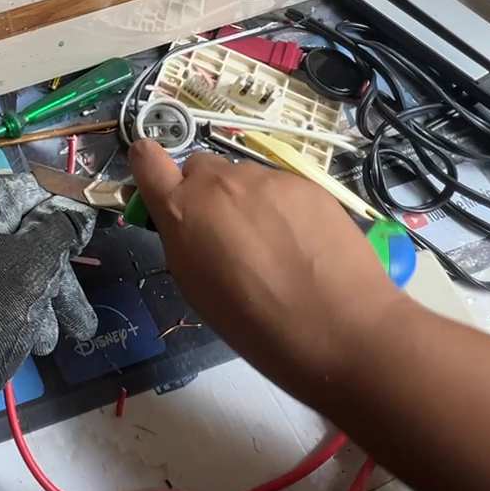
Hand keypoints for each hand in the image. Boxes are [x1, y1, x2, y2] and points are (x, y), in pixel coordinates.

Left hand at [0, 173, 95, 490]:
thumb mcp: (32, 263)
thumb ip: (59, 230)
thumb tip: (78, 209)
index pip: (22, 192)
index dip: (59, 208)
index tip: (87, 226)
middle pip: (23, 235)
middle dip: (60, 270)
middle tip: (86, 278)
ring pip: (16, 266)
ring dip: (49, 295)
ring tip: (79, 329)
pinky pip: (1, 288)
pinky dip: (25, 307)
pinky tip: (44, 340)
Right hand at [128, 140, 409, 393]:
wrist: (344, 332)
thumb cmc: (256, 325)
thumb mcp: (196, 284)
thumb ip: (182, 238)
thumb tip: (186, 221)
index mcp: (181, 210)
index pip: (145, 158)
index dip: (149, 167)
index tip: (161, 186)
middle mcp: (216, 183)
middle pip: (198, 168)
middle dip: (206, 193)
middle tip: (229, 232)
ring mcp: (263, 178)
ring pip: (242, 177)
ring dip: (247, 200)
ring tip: (276, 243)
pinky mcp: (304, 182)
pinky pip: (280, 185)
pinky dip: (283, 206)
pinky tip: (304, 241)